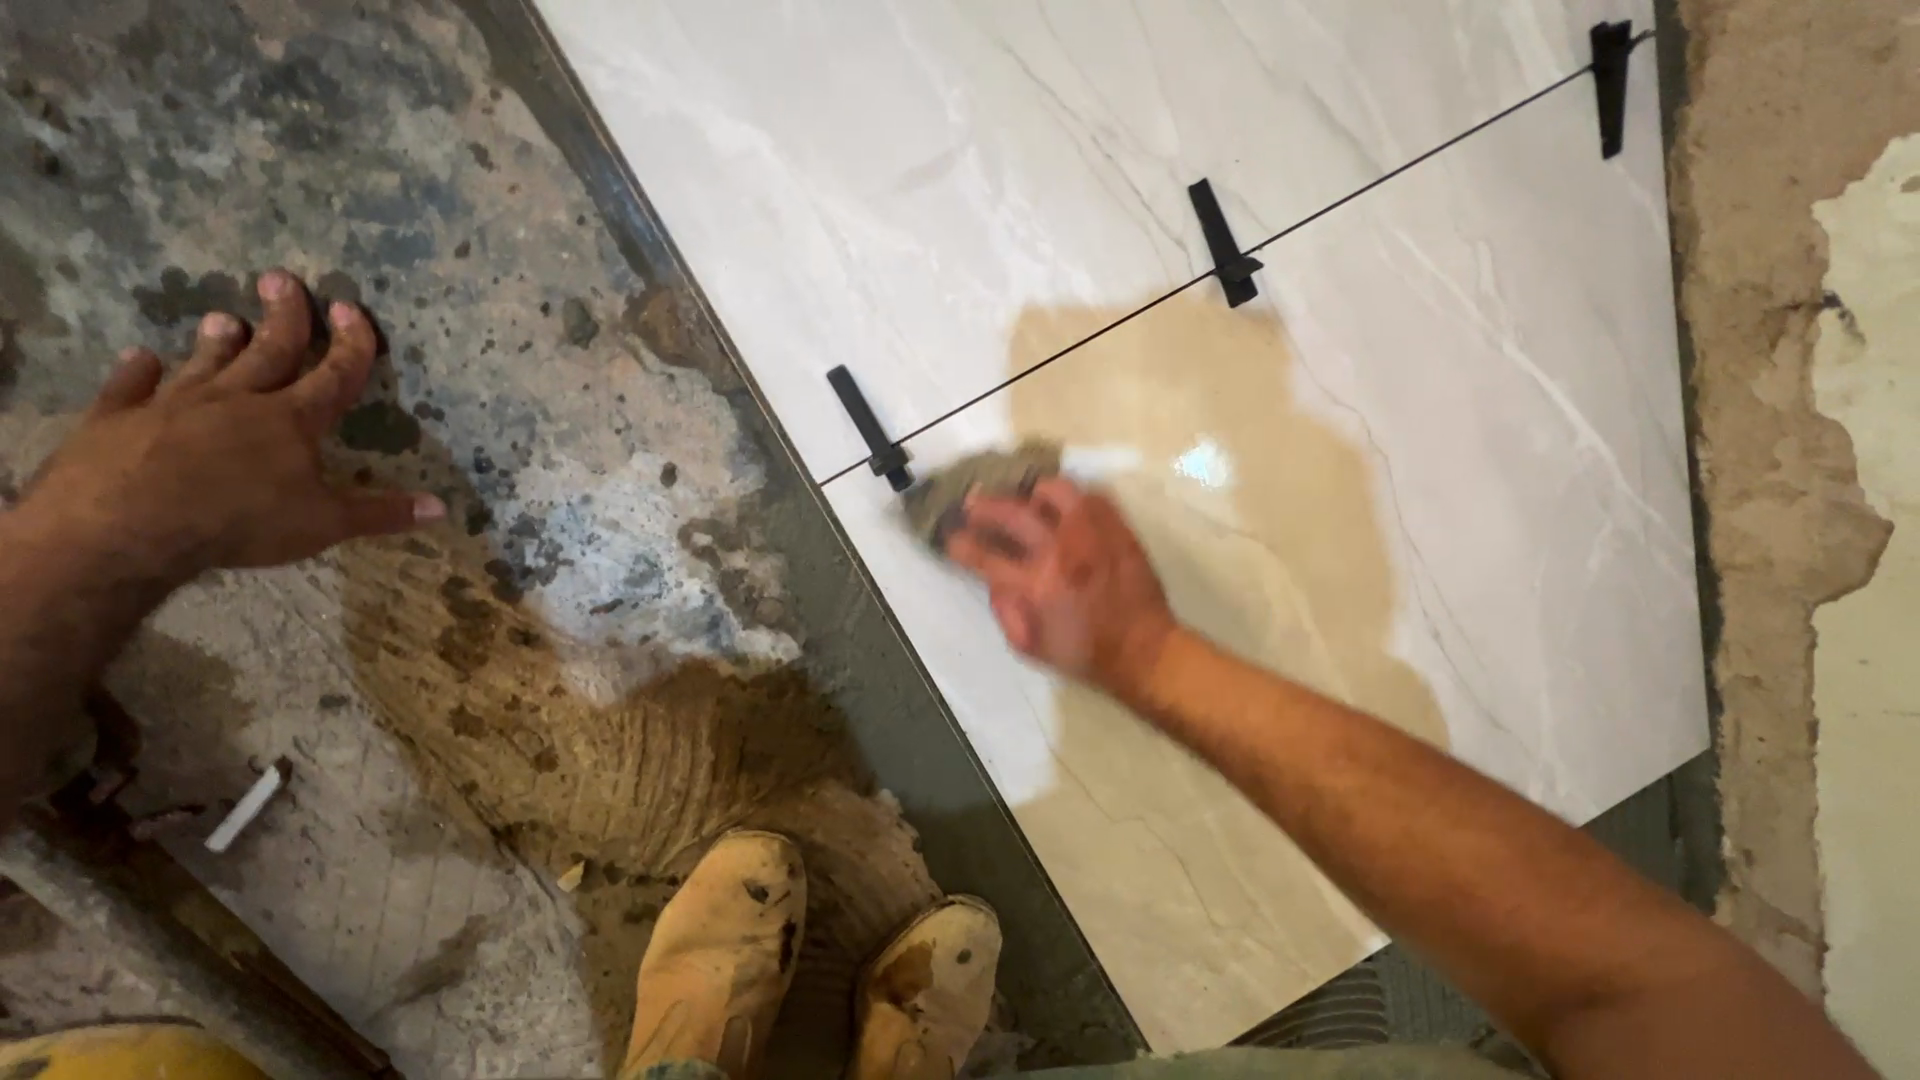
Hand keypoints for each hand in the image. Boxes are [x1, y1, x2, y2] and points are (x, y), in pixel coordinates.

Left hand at [20, 269, 444, 581]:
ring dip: (217, 341)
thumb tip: (442, 508)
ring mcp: (172, 405)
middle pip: (268, 351)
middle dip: (283, 318)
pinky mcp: (117, 418)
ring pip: (204, 364)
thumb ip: (382, 513)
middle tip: (281, 279)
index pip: (333, 375)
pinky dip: (137, 371)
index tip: (352, 309)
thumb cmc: (240, 521)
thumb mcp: (326, 524)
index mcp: (291, 421)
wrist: (124, 527)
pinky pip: (129, 387)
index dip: (350, 344)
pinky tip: (140, 357)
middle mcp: (236, 400)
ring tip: (222, 317)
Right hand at [945, 475, 1177, 701]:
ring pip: (1057, 491)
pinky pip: (1093, 496)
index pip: (986, 556)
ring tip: (1025, 498)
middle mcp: (1062, 552)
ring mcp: (1094, 535)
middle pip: (1014, 513)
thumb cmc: (1084, 654)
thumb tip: (994, 580)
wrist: (1144, 651)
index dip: (961, 545)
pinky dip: (1073, 498)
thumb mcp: (1030, 647)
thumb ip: (1005, 610)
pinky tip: (1065, 507)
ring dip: (1033, 492)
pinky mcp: (1119, 529)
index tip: (951, 538)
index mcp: (1037, 586)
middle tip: (973, 504)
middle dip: (985, 506)